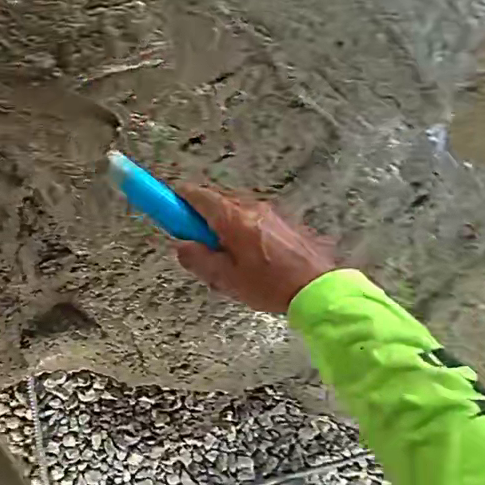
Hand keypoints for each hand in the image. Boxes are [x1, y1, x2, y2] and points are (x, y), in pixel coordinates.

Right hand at [175, 185, 337, 313]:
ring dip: (221, 226)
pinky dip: (241, 230)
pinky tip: (247, 258)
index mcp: (232, 218)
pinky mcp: (282, 221)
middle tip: (196, 244)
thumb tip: (181, 246)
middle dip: (199, 218)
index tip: (165, 208)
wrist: (319, 289)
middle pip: (214, 201)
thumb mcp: (226, 279)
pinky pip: (252, 219)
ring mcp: (269, 212)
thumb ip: (198, 259)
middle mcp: (250, 207)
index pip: (196, 195)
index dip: (176, 200)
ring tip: (225, 258)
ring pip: (233, 211)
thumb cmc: (271, 286)